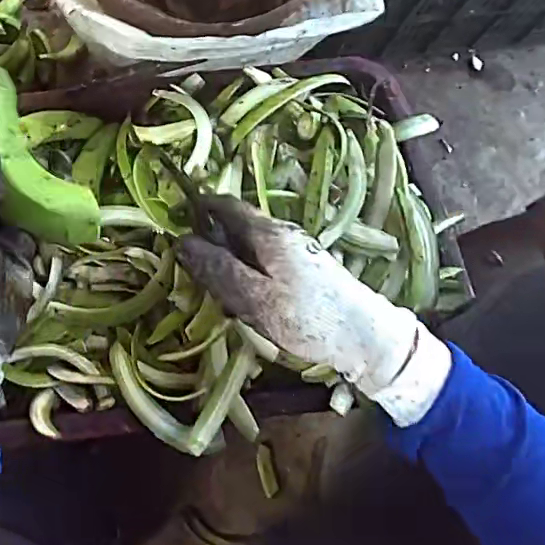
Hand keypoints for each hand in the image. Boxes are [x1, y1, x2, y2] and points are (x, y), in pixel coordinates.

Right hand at [175, 196, 452, 426]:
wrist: (368, 339)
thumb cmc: (308, 318)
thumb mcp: (255, 298)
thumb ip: (219, 270)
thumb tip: (182, 242)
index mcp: (267, 232)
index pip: (225, 205)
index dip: (198, 208)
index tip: (176, 224)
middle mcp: (280, 233)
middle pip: (235, 228)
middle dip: (212, 247)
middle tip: (197, 279)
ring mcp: (293, 250)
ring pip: (248, 250)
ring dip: (230, 269)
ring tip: (226, 304)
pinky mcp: (303, 269)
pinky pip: (263, 265)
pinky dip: (248, 280)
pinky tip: (250, 310)